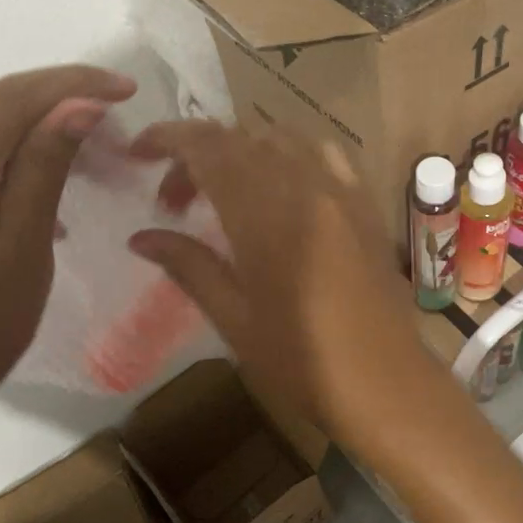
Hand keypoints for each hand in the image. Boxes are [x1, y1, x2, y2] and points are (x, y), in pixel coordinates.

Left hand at [0, 66, 136, 399]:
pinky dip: (9, 141)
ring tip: (92, 146)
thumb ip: (45, 165)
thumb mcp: (28, 244)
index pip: (8, 100)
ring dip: (36, 120)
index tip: (125, 89)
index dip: (70, 84)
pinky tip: (45, 166)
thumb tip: (81, 104)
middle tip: (117, 124)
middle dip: (57, 101)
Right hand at [126, 122, 441, 427]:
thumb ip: (190, 266)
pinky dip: (291, 158)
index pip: (208, 146)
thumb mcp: (235, 319)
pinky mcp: (367, 206)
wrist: (385, 384)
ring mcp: (343, 192)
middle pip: (242, 139)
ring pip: (283, 140)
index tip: (137, 154)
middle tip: (173, 201)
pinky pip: (325, 156)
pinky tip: (283, 192)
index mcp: (266, 212)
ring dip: (243, 152)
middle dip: (198, 155)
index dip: (167, 138)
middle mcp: (306, 186)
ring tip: (224, 194)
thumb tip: (141, 237)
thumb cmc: (302, 362)